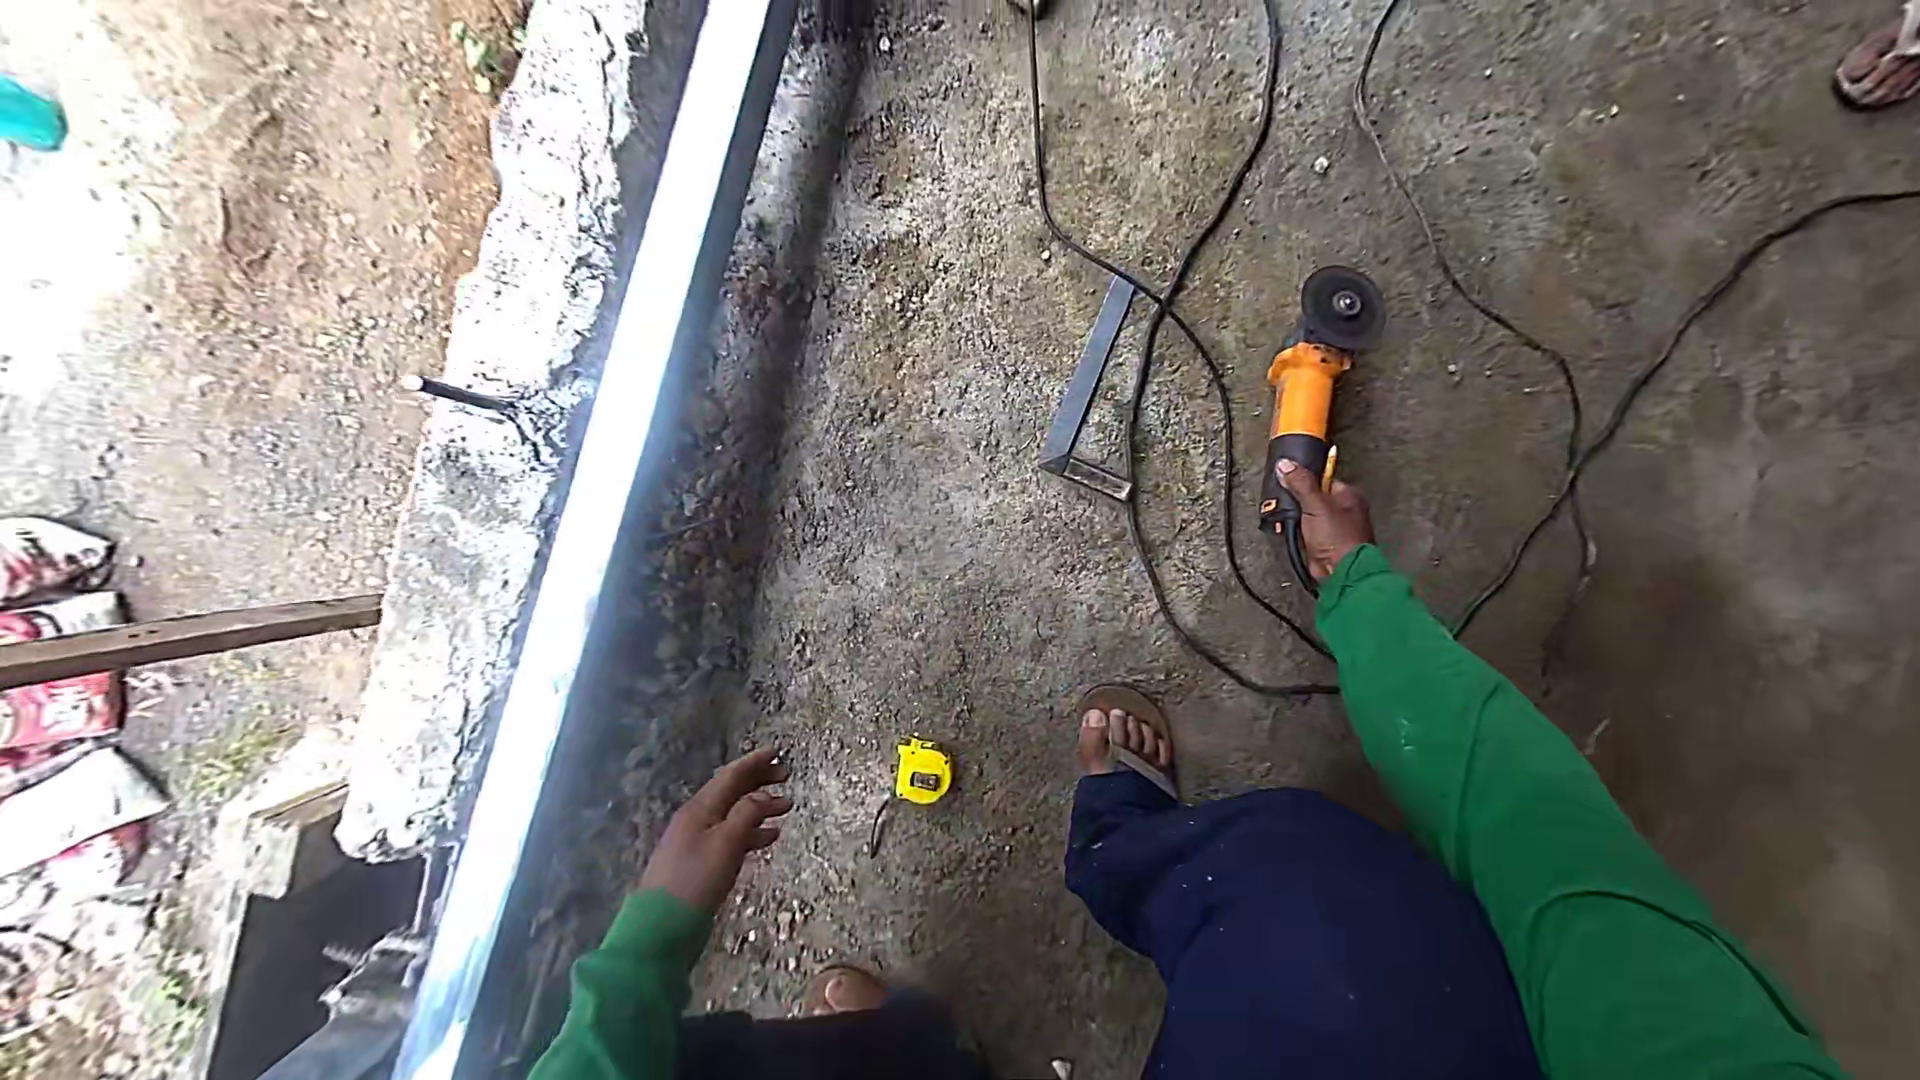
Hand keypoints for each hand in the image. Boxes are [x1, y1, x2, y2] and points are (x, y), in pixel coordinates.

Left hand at [639, 747, 791, 911]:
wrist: (660, 928)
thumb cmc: (696, 879)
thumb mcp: (726, 842)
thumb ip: (747, 813)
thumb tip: (762, 794)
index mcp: (700, 808)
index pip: (731, 776)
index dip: (754, 762)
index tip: (777, 752)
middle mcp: (698, 818)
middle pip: (732, 791)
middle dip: (759, 781)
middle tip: (785, 775)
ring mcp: (698, 840)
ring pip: (735, 813)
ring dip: (760, 807)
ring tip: (786, 807)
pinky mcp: (701, 861)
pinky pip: (731, 835)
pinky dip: (752, 831)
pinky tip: (769, 836)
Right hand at [1275, 458, 1374, 579]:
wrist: (1340, 570)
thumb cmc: (1338, 537)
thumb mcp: (1316, 505)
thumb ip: (1301, 483)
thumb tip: (1286, 464)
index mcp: (1347, 495)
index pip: (1320, 478)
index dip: (1302, 480)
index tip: (1286, 481)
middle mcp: (1340, 509)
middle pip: (1309, 495)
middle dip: (1293, 500)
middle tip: (1283, 502)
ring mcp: (1330, 525)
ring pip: (1304, 513)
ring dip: (1291, 516)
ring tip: (1284, 519)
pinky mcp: (1320, 540)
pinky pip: (1302, 528)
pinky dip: (1293, 529)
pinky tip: (1286, 530)